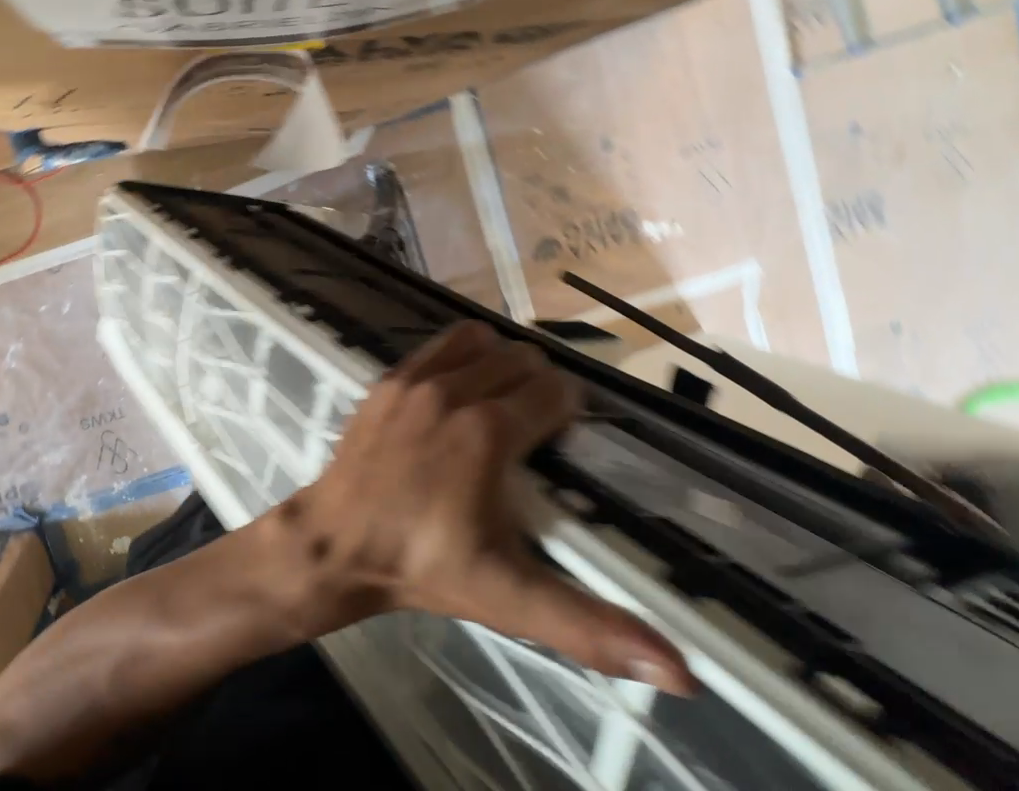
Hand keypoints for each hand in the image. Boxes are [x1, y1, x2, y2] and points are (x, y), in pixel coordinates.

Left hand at [274, 320, 695, 693]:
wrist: (334, 545)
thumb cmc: (423, 567)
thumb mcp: (509, 598)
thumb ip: (589, 627)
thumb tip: (684, 676)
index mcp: (490, 433)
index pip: (555, 392)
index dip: (566, 414)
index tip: (558, 445)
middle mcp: (455, 392)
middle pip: (523, 361)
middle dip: (538, 389)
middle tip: (533, 432)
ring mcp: (416, 380)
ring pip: (484, 343)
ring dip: (501, 365)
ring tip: (501, 406)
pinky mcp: (388, 378)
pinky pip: (441, 343)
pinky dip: (462, 355)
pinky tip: (460, 390)